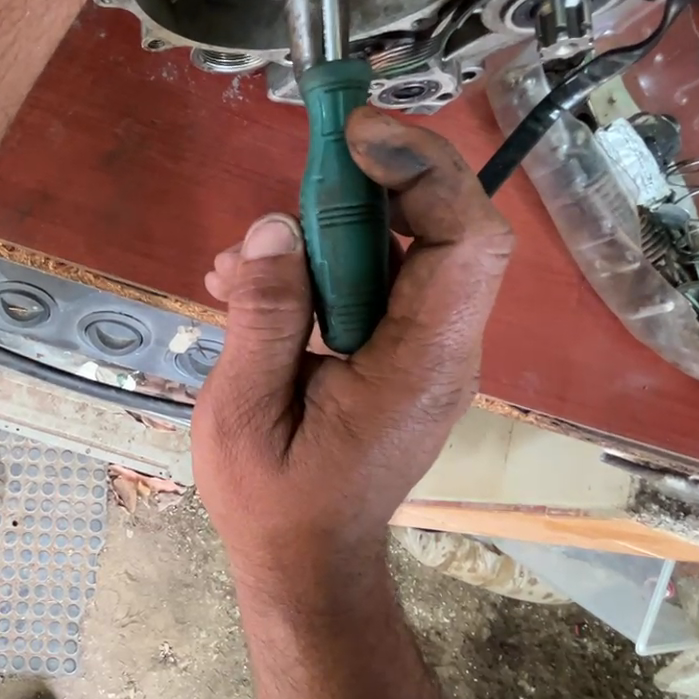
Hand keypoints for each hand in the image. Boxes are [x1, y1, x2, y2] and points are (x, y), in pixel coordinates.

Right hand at [192, 109, 512, 598]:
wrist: (306, 564)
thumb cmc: (274, 503)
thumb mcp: (246, 412)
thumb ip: (262, 318)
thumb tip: (271, 228)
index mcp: (418, 364)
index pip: (464, 240)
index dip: (421, 169)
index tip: (352, 134)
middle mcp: (441, 349)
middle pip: (437, 232)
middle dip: (360, 191)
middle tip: (283, 193)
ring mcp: (423, 353)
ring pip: (395, 255)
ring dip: (319, 241)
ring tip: (234, 274)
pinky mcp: (397, 358)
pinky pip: (370, 289)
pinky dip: (315, 275)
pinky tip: (246, 295)